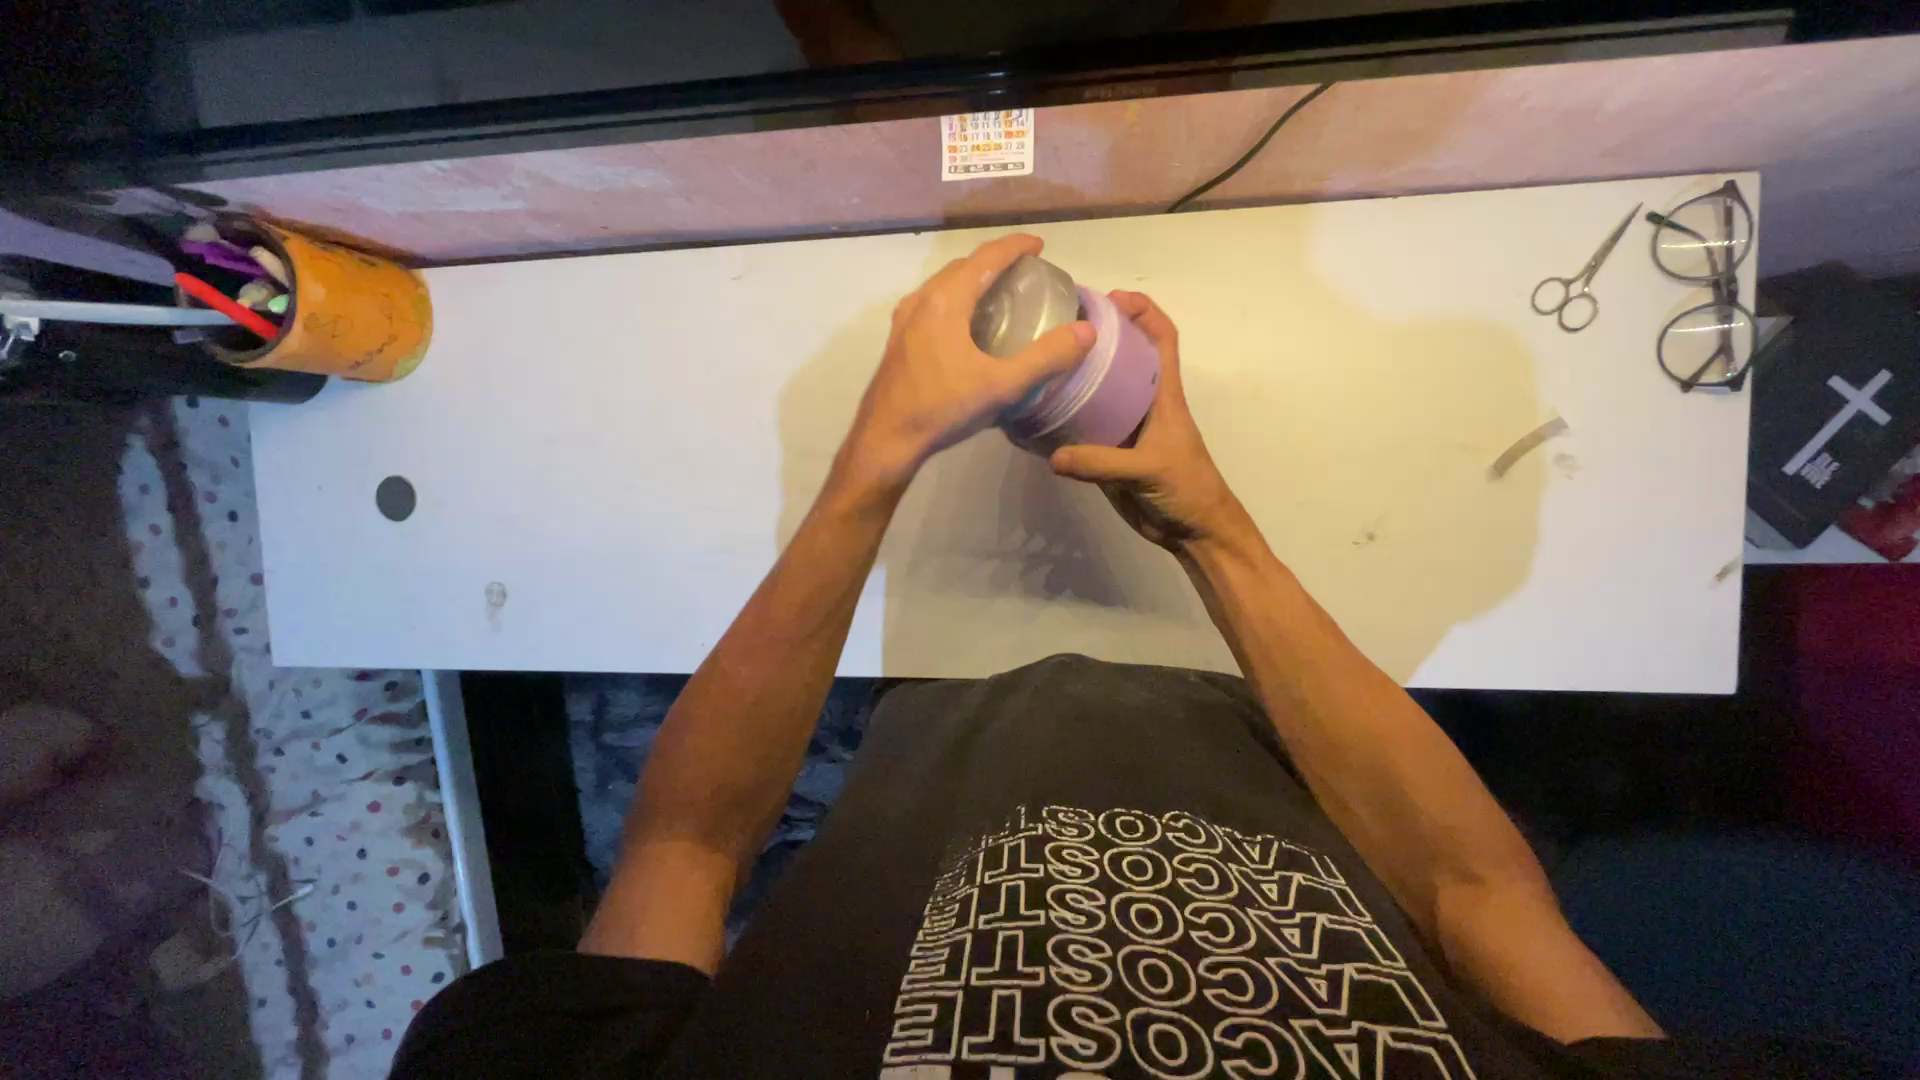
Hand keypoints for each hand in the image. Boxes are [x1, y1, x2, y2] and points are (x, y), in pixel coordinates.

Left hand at [839, 234, 1093, 493]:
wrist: (886, 440)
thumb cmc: (942, 409)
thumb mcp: (1001, 386)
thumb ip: (1046, 358)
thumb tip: (1086, 332)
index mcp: (945, 302)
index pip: (985, 258)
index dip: (1015, 247)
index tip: (1039, 246)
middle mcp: (921, 301)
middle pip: (962, 267)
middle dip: (994, 262)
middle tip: (1024, 273)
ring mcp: (904, 321)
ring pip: (943, 286)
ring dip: (972, 281)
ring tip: (999, 295)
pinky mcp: (898, 341)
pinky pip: (932, 305)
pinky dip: (956, 301)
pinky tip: (968, 327)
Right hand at [1048, 291, 1253, 554]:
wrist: (1194, 532)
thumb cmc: (1186, 489)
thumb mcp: (1147, 471)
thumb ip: (1101, 463)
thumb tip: (1053, 456)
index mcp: (1164, 394)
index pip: (1162, 337)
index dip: (1142, 310)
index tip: (1107, 299)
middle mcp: (1143, 403)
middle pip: (1123, 356)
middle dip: (1097, 336)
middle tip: (1056, 328)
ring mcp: (1125, 428)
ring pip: (1100, 390)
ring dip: (1076, 375)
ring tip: (1039, 363)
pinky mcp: (1109, 454)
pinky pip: (1084, 428)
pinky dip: (1064, 417)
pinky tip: (1038, 415)